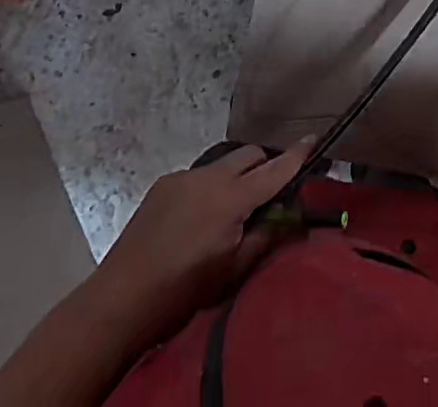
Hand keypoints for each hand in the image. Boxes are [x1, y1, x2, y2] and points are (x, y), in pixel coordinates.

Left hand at [94, 138, 313, 329]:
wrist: (123, 297)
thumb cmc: (185, 291)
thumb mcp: (234, 270)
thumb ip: (266, 236)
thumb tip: (290, 216)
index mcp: (230, 198)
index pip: (274, 170)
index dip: (296, 156)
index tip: (314, 139)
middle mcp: (208, 177)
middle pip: (248, 155)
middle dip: (265, 166)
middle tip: (271, 196)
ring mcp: (182, 177)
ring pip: (222, 166)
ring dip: (236, 179)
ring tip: (231, 216)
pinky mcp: (163, 185)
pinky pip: (198, 178)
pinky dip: (210, 189)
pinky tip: (199, 222)